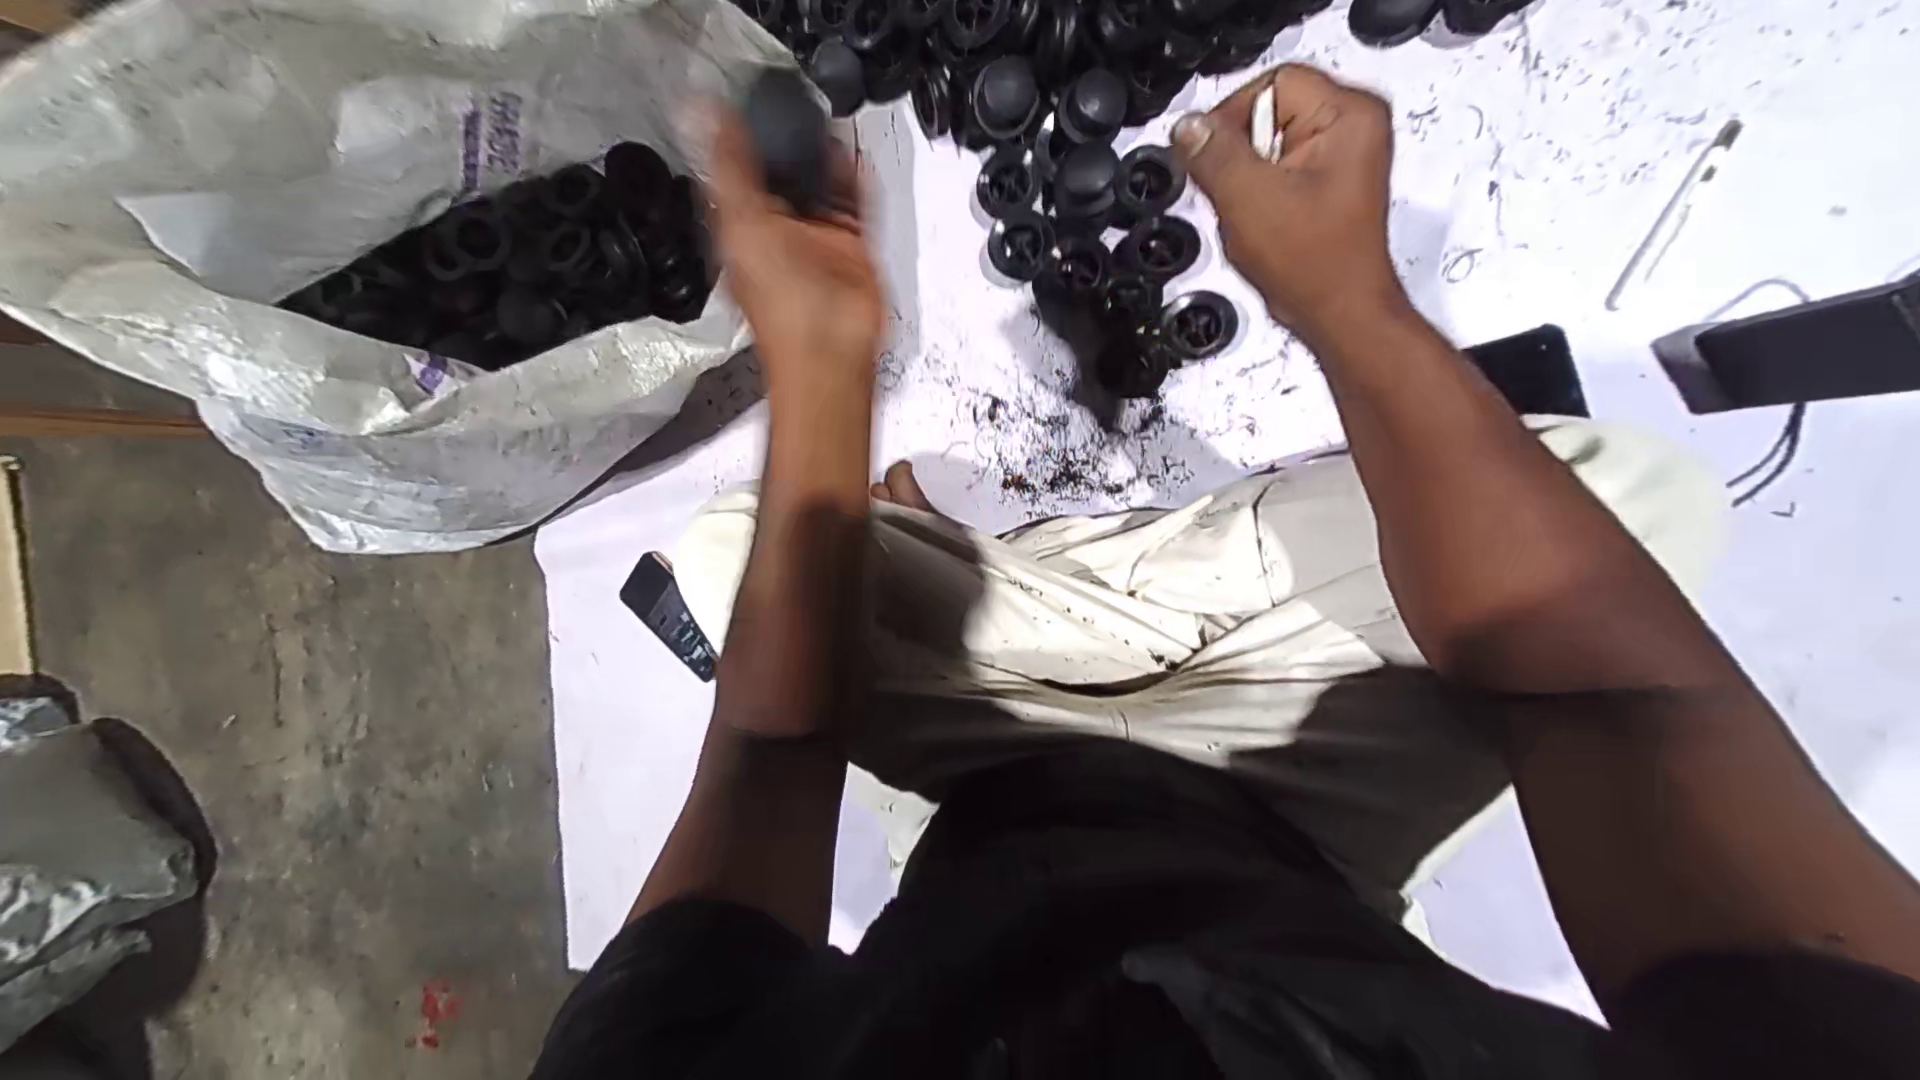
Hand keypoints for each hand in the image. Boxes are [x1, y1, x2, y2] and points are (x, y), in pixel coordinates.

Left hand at [705, 106, 884, 396]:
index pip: (736, 169)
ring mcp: (817, 242)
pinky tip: (848, 160)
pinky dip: (853, 181)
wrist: (834, 350)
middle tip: (792, 111)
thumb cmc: (785, 314)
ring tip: (822, 126)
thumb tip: (701, 113)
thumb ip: (728, 168)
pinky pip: (852, 205)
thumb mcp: (741, 225)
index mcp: (741, 229)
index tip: (747, 104)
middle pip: (783, 173)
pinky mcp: (850, 250)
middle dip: (788, 143)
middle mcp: (778, 234)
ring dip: (822, 157)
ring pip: (819, 185)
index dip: (740, 136)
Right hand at [1173, 65, 1407, 340]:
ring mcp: (1334, 162)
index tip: (1203, 155)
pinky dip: (1251, 201)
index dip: (1227, 119)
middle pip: (1265, 117)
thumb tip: (1188, 129)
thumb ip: (1214, 156)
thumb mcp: (1248, 200)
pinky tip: (1257, 226)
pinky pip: (1269, 178)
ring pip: (1262, 152)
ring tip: (1251, 217)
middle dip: (1235, 161)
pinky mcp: (1318, 190)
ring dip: (1241, 186)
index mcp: (1346, 117)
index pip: (1270, 84)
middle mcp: (1348, 131)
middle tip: (1233, 195)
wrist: (1334, 311)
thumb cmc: (1314, 264)